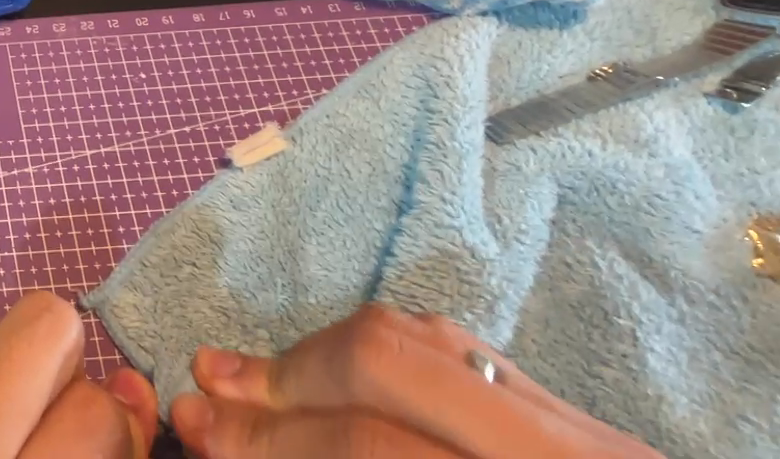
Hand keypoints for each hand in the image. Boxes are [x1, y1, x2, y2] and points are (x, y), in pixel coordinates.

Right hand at [170, 303, 664, 457]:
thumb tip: (225, 443)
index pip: (372, 449)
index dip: (272, 438)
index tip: (197, 429)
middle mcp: (568, 457)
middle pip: (386, 363)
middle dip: (279, 378)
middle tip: (208, 386)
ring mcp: (582, 427)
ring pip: (413, 333)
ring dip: (311, 353)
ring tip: (252, 377)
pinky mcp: (569, 410)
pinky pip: (444, 342)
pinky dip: (360, 351)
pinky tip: (321, 372)